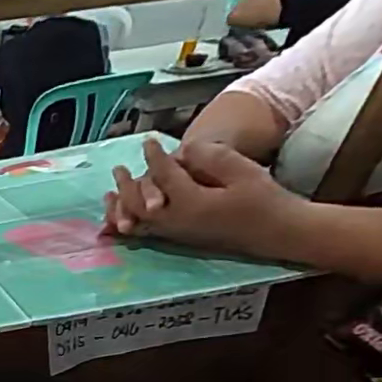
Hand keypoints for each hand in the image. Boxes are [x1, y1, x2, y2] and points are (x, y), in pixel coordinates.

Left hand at [105, 138, 308, 256]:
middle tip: (117, 168)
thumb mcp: (243, 172)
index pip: (165, 176)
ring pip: (137, 221)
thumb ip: (213, 159)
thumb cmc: (263, 200)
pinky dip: (128, 224)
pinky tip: (119, 219)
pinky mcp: (178, 239)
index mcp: (192, 203)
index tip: (147, 141)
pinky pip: (144, 233)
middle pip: (139, 202)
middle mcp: (176, 221)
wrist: (275, 233)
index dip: (155, 157)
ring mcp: (175, 233)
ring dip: (120, 207)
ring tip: (107, 195)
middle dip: (126, 184)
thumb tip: (186, 148)